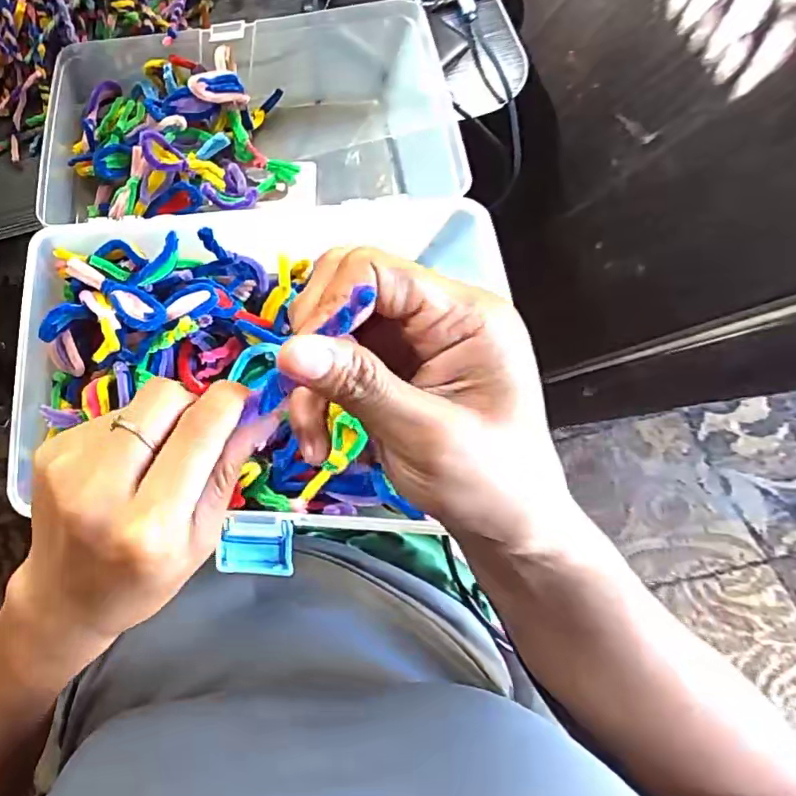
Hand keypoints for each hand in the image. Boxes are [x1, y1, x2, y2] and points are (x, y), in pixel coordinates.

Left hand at [9, 379, 272, 652]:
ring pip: (133, 404)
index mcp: (150, 525)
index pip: (197, 433)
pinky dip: (124, 434)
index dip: (227, 402)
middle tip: (195, 433)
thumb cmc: (141, 582)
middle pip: (161, 397)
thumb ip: (226, 472)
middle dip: (189, 404)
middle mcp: (101, 488)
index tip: (243, 396)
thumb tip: (259, 414)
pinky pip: (105, 418)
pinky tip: (119, 470)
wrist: (61, 597)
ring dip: (154, 422)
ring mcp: (68, 464)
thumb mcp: (199, 542)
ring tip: (149, 463)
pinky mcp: (49, 450)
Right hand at [276, 247, 578, 550]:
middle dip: (312, 338)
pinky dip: (312, 396)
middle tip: (302, 388)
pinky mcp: (383, 366)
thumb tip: (290, 351)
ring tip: (311, 433)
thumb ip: (358, 384)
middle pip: (342, 288)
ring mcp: (405, 340)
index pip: (375, 270)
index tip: (303, 355)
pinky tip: (317, 434)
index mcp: (463, 316)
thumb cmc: (489, 482)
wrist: (504, 525)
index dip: (329, 304)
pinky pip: (327, 361)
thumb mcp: (423, 434)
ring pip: (326, 328)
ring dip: (308, 379)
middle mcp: (431, 316)